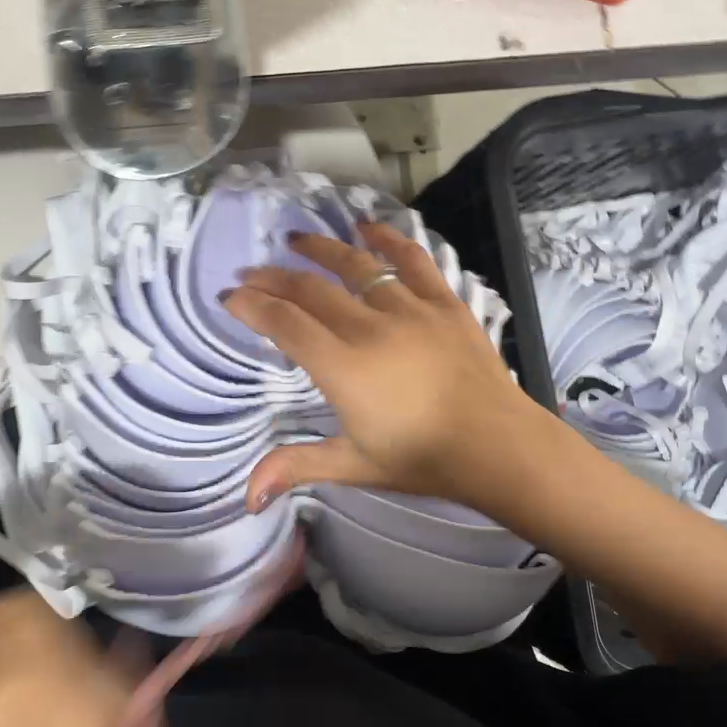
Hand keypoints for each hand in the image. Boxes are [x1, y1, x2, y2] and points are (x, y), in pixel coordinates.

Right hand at [225, 223, 548, 510]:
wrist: (497, 447)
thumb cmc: (421, 460)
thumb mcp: (353, 465)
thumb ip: (297, 467)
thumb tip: (247, 498)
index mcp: (344, 368)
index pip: (285, 324)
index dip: (252, 307)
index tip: (229, 298)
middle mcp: (371, 328)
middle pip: (311, 291)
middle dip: (273, 279)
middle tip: (249, 274)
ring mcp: (410, 310)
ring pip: (356, 267)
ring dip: (320, 250)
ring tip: (295, 240)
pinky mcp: (443, 303)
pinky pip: (412, 261)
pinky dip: (389, 240)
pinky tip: (368, 228)